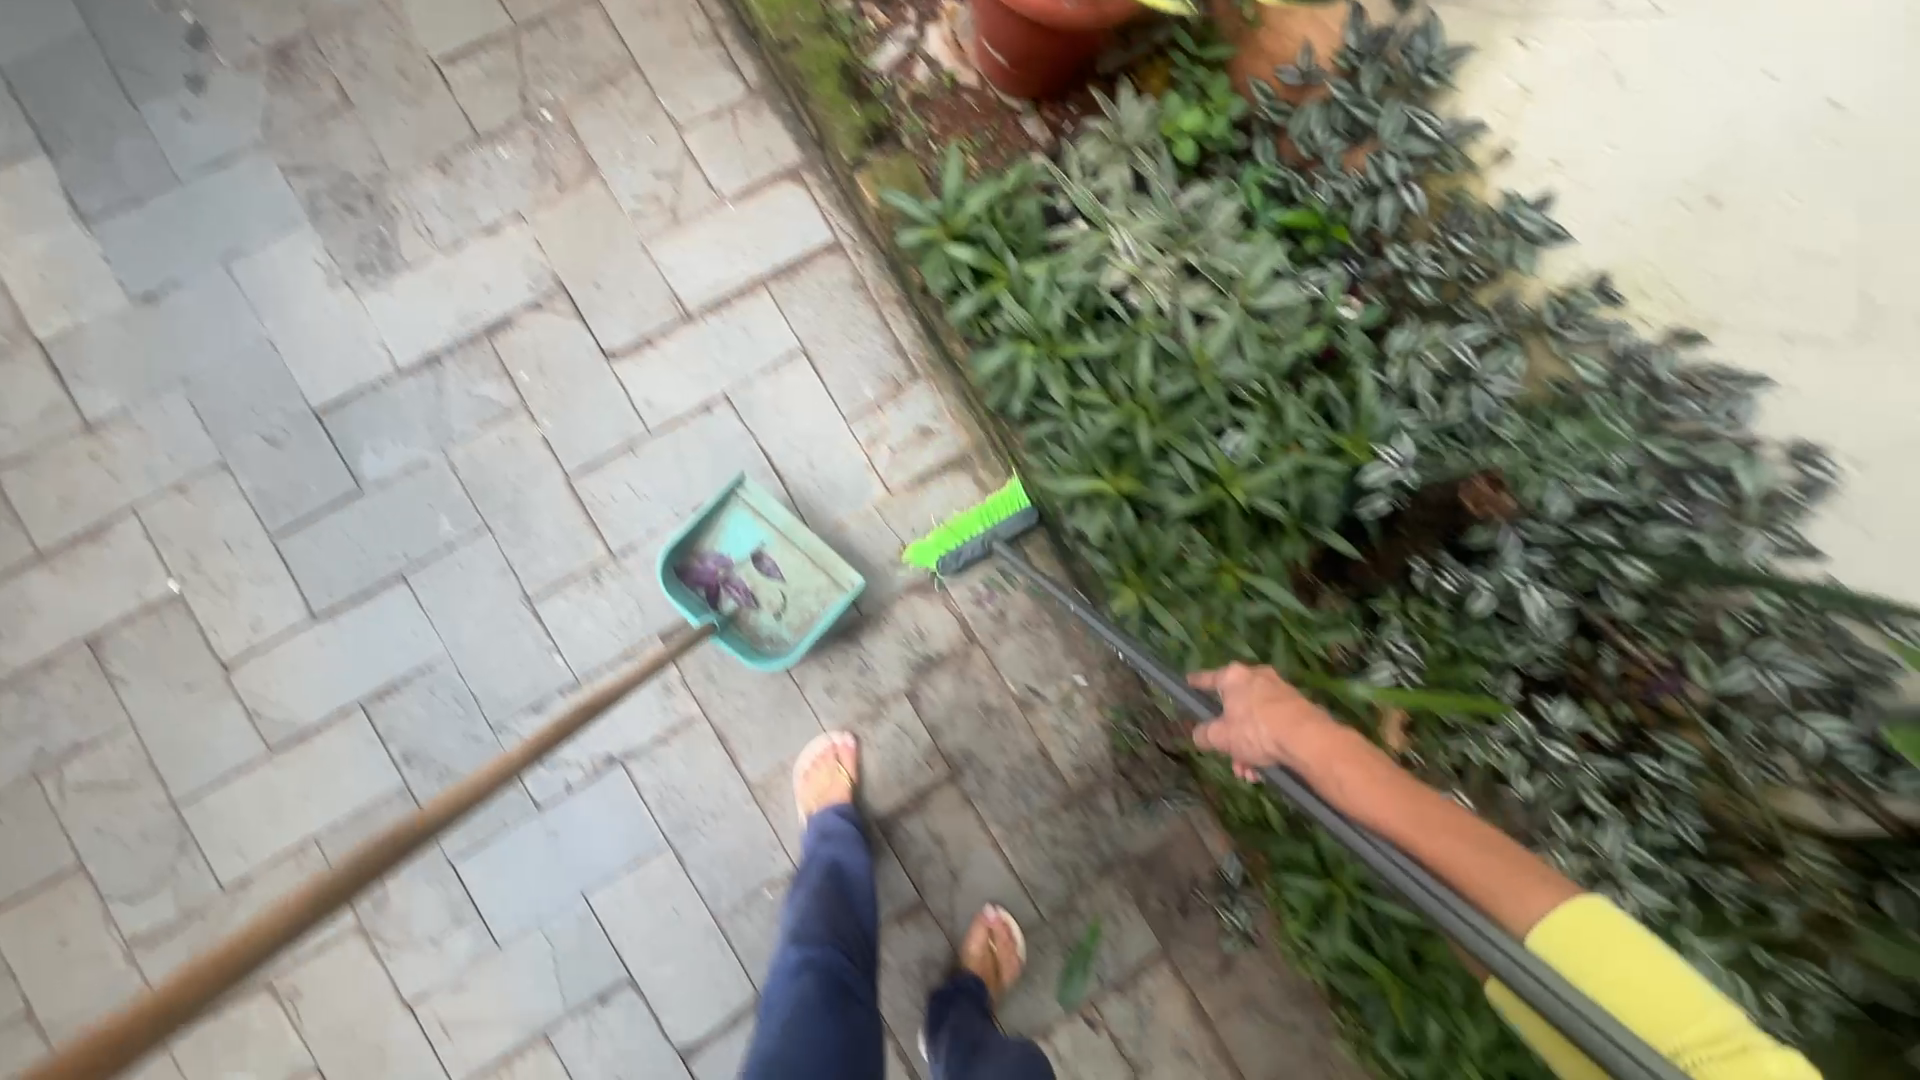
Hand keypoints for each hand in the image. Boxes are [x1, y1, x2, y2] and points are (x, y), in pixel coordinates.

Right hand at [1188, 663, 1357, 782]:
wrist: (1306, 738)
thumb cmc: (1255, 730)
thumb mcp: (1220, 737)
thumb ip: (1204, 735)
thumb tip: (1200, 735)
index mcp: (1234, 677)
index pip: (1208, 678)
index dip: (1196, 683)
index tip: (1188, 683)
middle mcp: (1257, 677)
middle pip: (1235, 706)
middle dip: (1231, 736)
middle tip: (1229, 756)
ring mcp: (1280, 691)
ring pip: (1255, 720)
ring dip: (1249, 747)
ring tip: (1250, 773)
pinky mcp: (1299, 707)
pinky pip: (1273, 725)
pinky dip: (1266, 745)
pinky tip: (1265, 770)